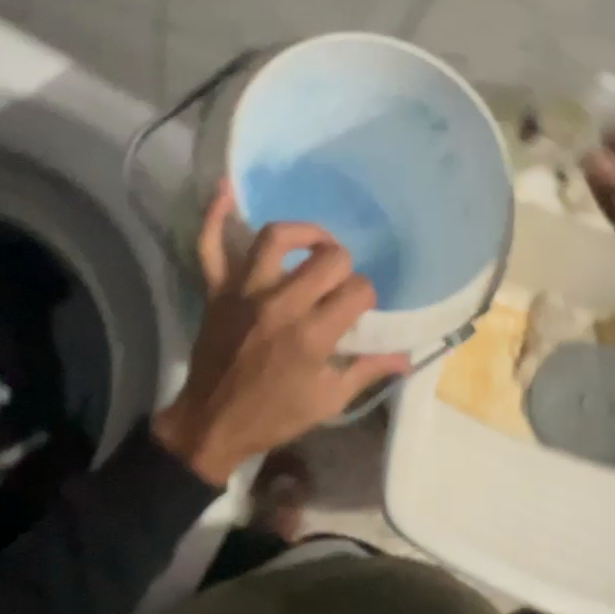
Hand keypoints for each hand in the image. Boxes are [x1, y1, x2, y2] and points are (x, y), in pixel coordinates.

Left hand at [153, 183, 409, 484]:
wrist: (212, 423)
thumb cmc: (273, 416)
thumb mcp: (328, 401)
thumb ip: (367, 371)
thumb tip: (406, 356)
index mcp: (312, 335)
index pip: (357, 290)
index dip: (365, 297)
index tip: (357, 311)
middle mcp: (279, 304)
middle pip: (326, 258)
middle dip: (342, 266)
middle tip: (338, 283)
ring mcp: (242, 292)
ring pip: (274, 238)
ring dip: (302, 232)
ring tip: (314, 243)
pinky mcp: (216, 291)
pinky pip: (208, 245)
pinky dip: (214, 216)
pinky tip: (226, 190)